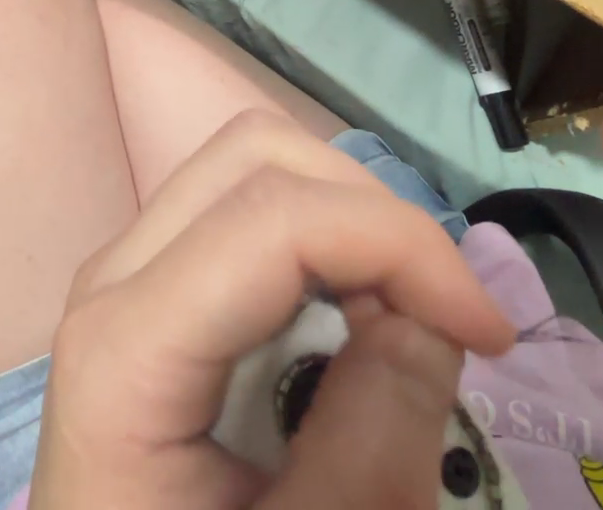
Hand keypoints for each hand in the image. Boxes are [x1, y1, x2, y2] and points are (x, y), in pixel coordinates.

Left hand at [30, 109, 514, 509]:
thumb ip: (373, 445)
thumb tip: (427, 320)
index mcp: (128, 349)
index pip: (271, 220)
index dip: (398, 243)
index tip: (489, 332)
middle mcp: (113, 279)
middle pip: (254, 157)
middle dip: (370, 211)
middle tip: (441, 316)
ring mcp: (125, 271)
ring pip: (247, 165)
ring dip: (346, 218)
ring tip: (402, 318)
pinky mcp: (149, 283)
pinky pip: (238, 210)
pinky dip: (317, 236)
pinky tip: (350, 314)